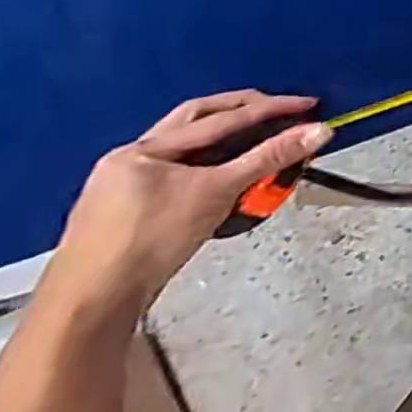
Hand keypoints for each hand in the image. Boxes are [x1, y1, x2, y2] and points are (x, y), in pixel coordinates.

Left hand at [38, 91, 332, 315]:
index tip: (309, 105)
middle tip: (282, 110)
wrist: (90, 306)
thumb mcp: (219, 192)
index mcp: (146, 149)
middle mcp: (131, 158)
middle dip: (243, 111)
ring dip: (226, 139)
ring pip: (188, 147)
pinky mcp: (130, 209)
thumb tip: (320, 130)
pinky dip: (210, 164)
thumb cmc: (151, 240)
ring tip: (259, 139)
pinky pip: (180, 170)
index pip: (223, 119)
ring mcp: (124, 184)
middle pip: (198, 120)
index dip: (272, 109)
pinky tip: (226, 173)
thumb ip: (271, 157)